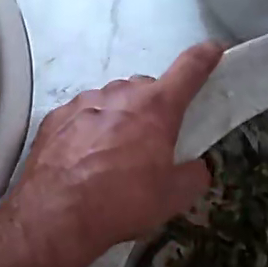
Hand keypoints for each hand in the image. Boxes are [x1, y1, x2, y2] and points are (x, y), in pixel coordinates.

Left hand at [2, 42, 224, 266]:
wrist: (55, 216)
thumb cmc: (122, 202)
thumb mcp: (172, 198)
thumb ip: (193, 176)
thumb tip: (196, 168)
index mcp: (156, 108)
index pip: (189, 70)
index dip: (205, 57)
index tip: (213, 50)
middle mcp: (119, 95)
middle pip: (145, 89)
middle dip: (153, 108)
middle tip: (152, 142)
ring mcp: (83, 103)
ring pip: (111, 100)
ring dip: (118, 118)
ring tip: (113, 157)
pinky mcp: (54, 118)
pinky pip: (80, 115)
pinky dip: (88, 130)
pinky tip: (84, 160)